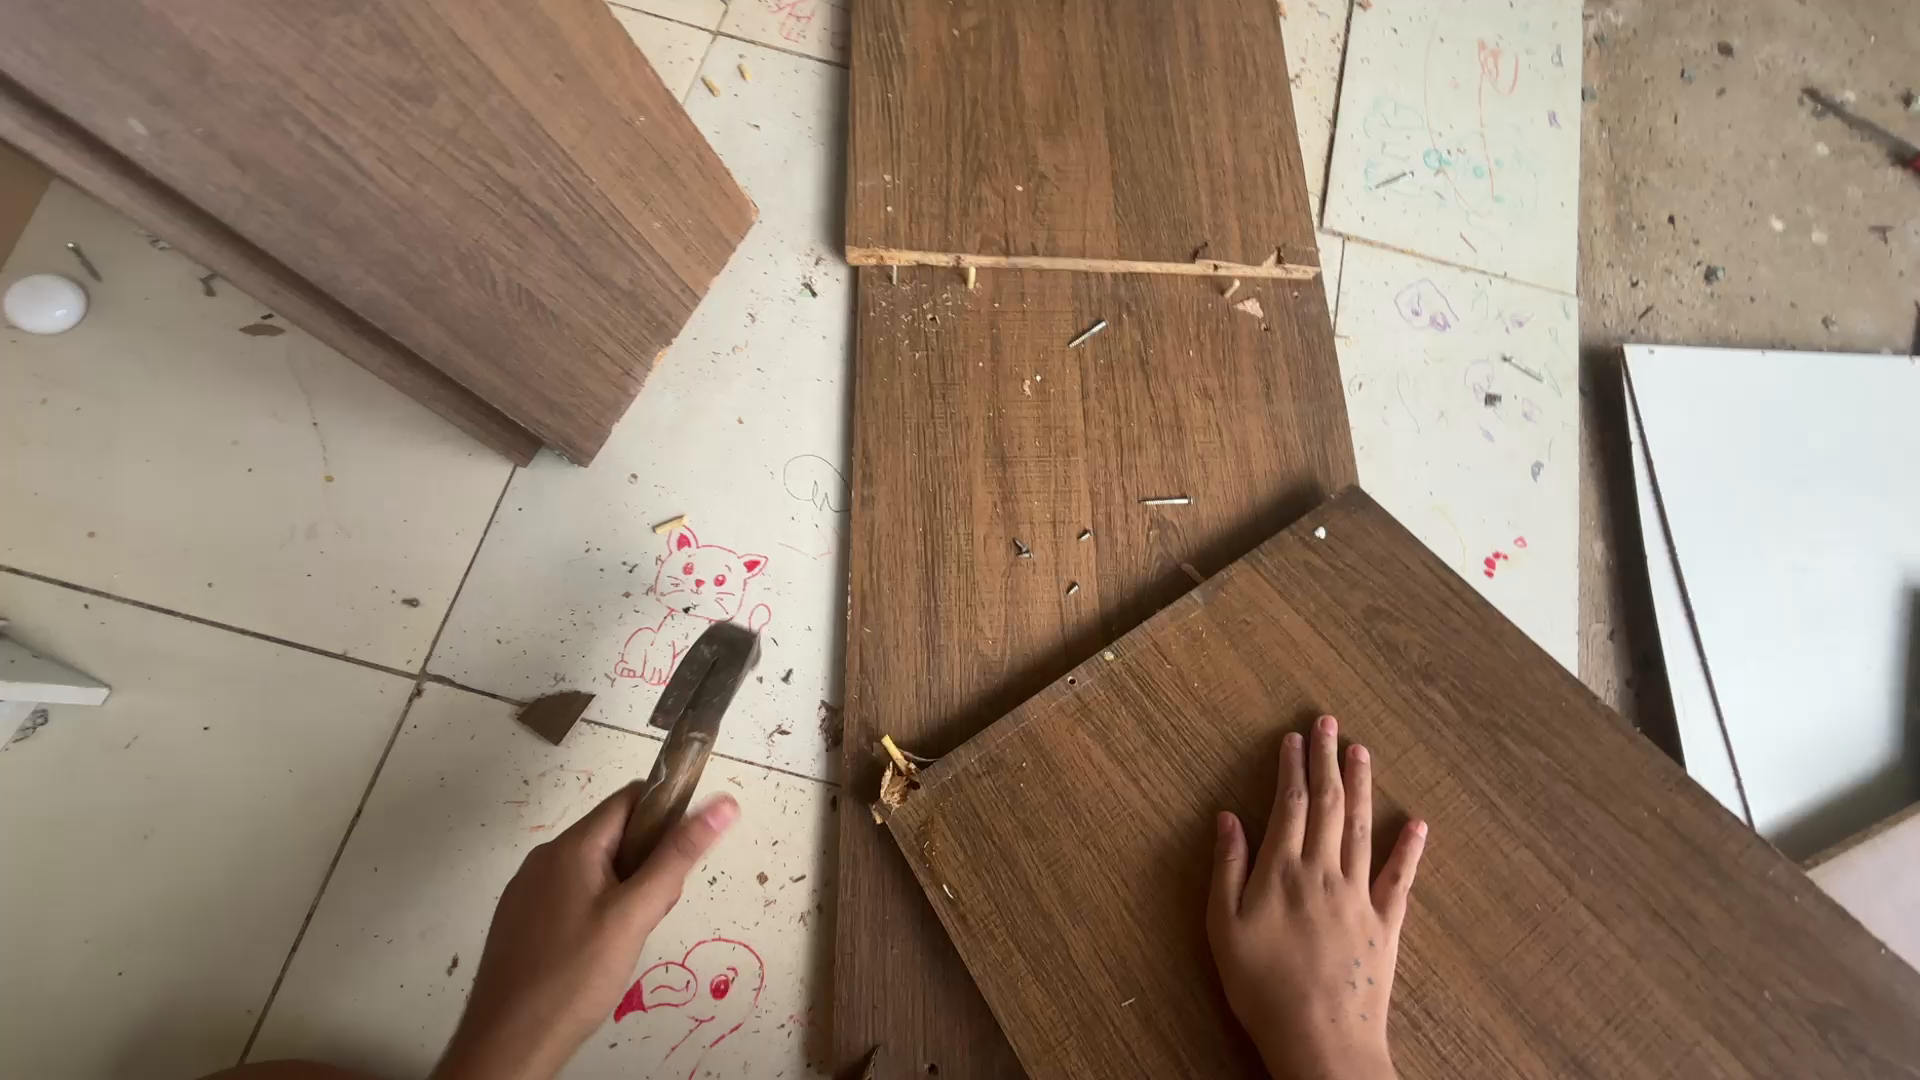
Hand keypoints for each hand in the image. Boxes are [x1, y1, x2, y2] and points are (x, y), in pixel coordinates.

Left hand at [431, 785, 739, 1079]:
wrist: (503, 1053)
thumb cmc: (575, 977)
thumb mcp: (636, 914)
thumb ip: (679, 855)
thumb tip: (724, 805)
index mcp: (571, 846)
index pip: (632, 798)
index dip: (666, 814)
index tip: (681, 854)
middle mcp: (545, 858)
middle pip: (616, 834)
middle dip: (647, 860)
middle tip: (653, 908)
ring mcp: (527, 890)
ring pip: (597, 866)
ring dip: (626, 886)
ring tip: (628, 935)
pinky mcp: (520, 921)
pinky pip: (574, 892)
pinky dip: (599, 906)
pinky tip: (599, 949)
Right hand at [1207, 715, 1427, 1079]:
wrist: (1323, 1044)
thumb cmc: (1262, 985)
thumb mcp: (1224, 925)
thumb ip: (1228, 867)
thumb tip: (1227, 817)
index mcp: (1284, 870)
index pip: (1291, 804)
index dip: (1293, 767)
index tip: (1294, 737)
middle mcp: (1325, 872)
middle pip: (1329, 804)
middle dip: (1327, 760)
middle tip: (1329, 722)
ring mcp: (1360, 897)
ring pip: (1362, 829)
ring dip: (1362, 786)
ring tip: (1361, 751)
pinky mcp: (1386, 925)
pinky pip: (1400, 879)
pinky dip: (1409, 849)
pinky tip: (1416, 823)